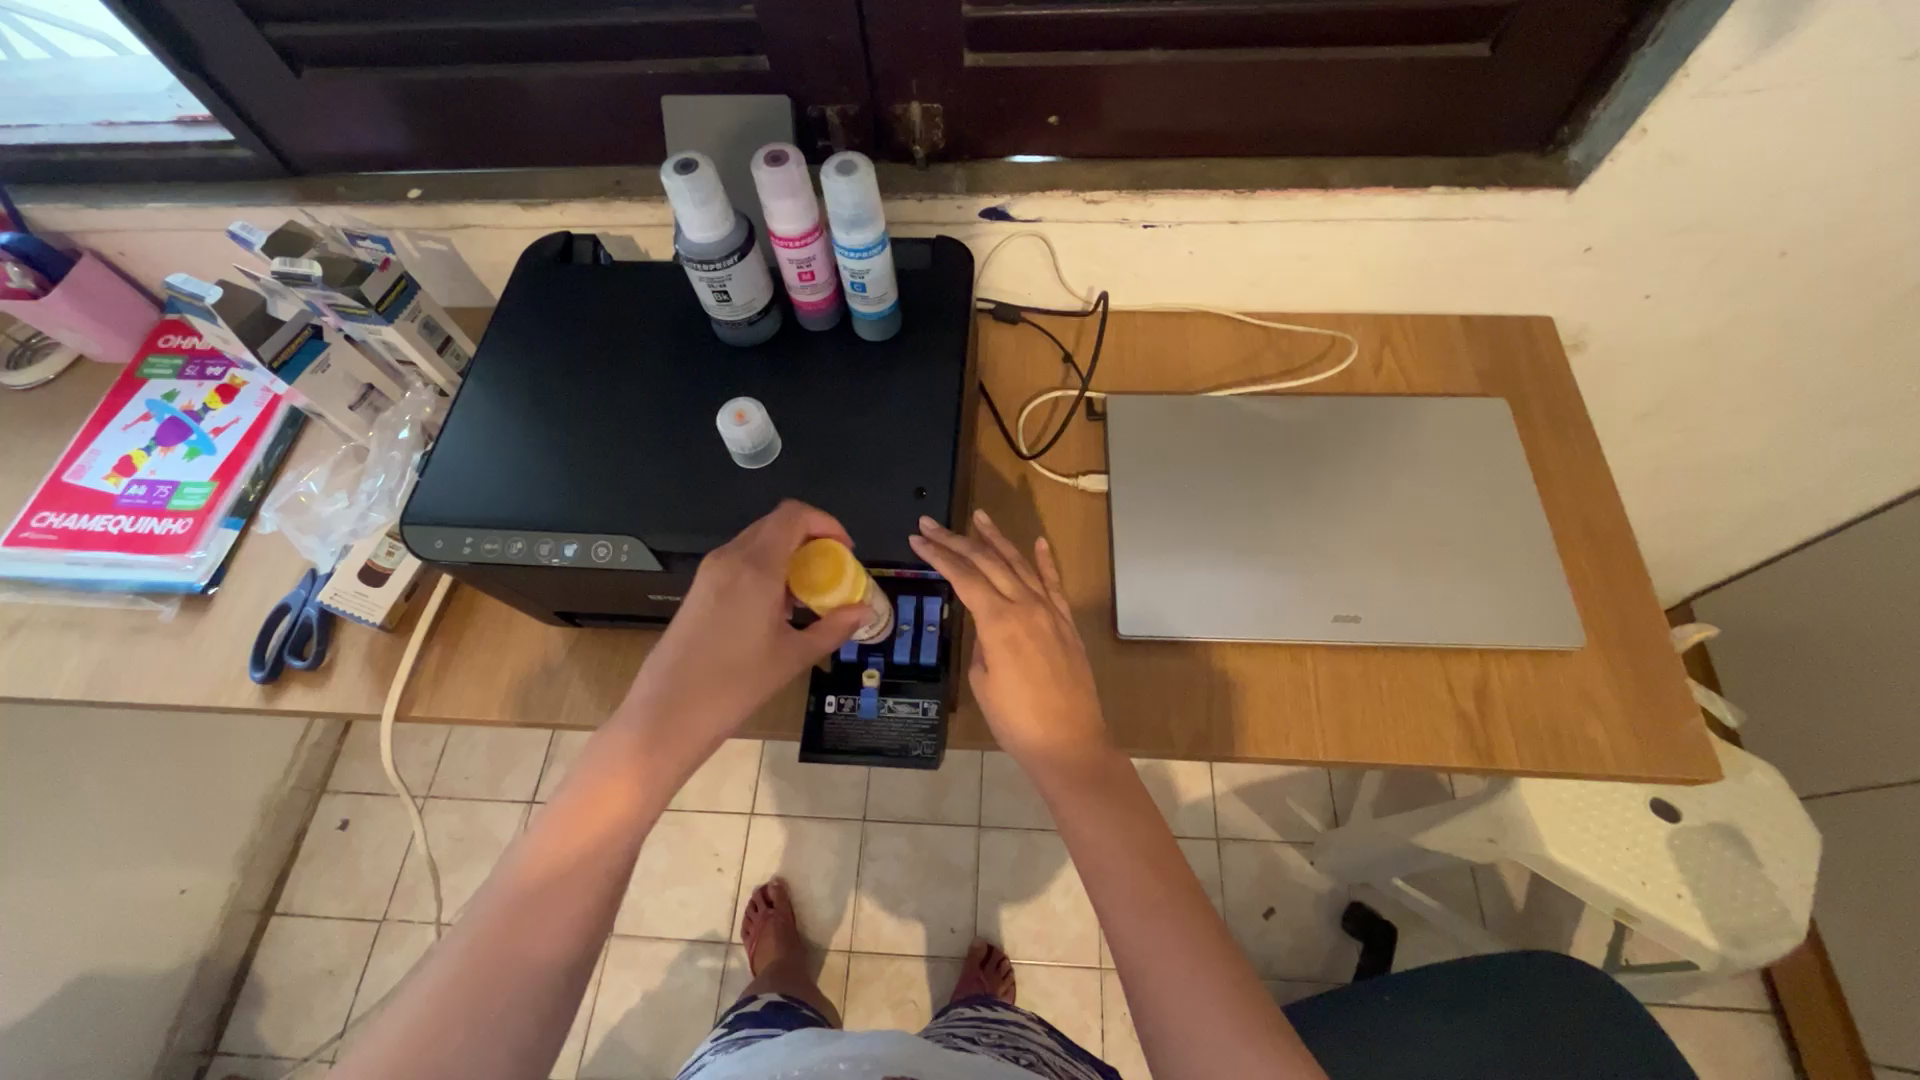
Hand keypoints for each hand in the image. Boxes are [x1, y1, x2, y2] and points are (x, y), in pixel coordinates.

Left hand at [620, 500, 869, 758]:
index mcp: (756, 567)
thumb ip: (833, 628)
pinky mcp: (700, 588)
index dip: (826, 523)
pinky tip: (777, 608)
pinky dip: (767, 569)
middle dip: (811, 539)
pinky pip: (741, 561)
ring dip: (788, 555)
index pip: (794, 515)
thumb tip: (864, 612)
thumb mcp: (793, 657)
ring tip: (808, 594)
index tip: (845, 552)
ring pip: (758, 542)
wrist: (668, 712)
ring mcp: (711, 572)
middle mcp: (730, 558)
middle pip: (776, 523)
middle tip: (833, 572)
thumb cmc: (735, 685)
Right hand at [909, 509, 1110, 770]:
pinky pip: (1054, 584)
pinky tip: (1038, 542)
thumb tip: (988, 628)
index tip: (917, 538)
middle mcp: (1026, 606)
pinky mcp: (1067, 623)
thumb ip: (983, 643)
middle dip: (957, 540)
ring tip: (980, 517)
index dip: (938, 555)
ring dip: (998, 539)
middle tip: (932, 523)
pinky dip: (1045, 561)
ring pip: (1021, 564)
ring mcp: (1050, 612)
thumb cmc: (1016, 721)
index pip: (963, 576)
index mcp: (998, 621)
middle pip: (988, 562)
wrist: (1069, 743)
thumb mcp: (982, 681)